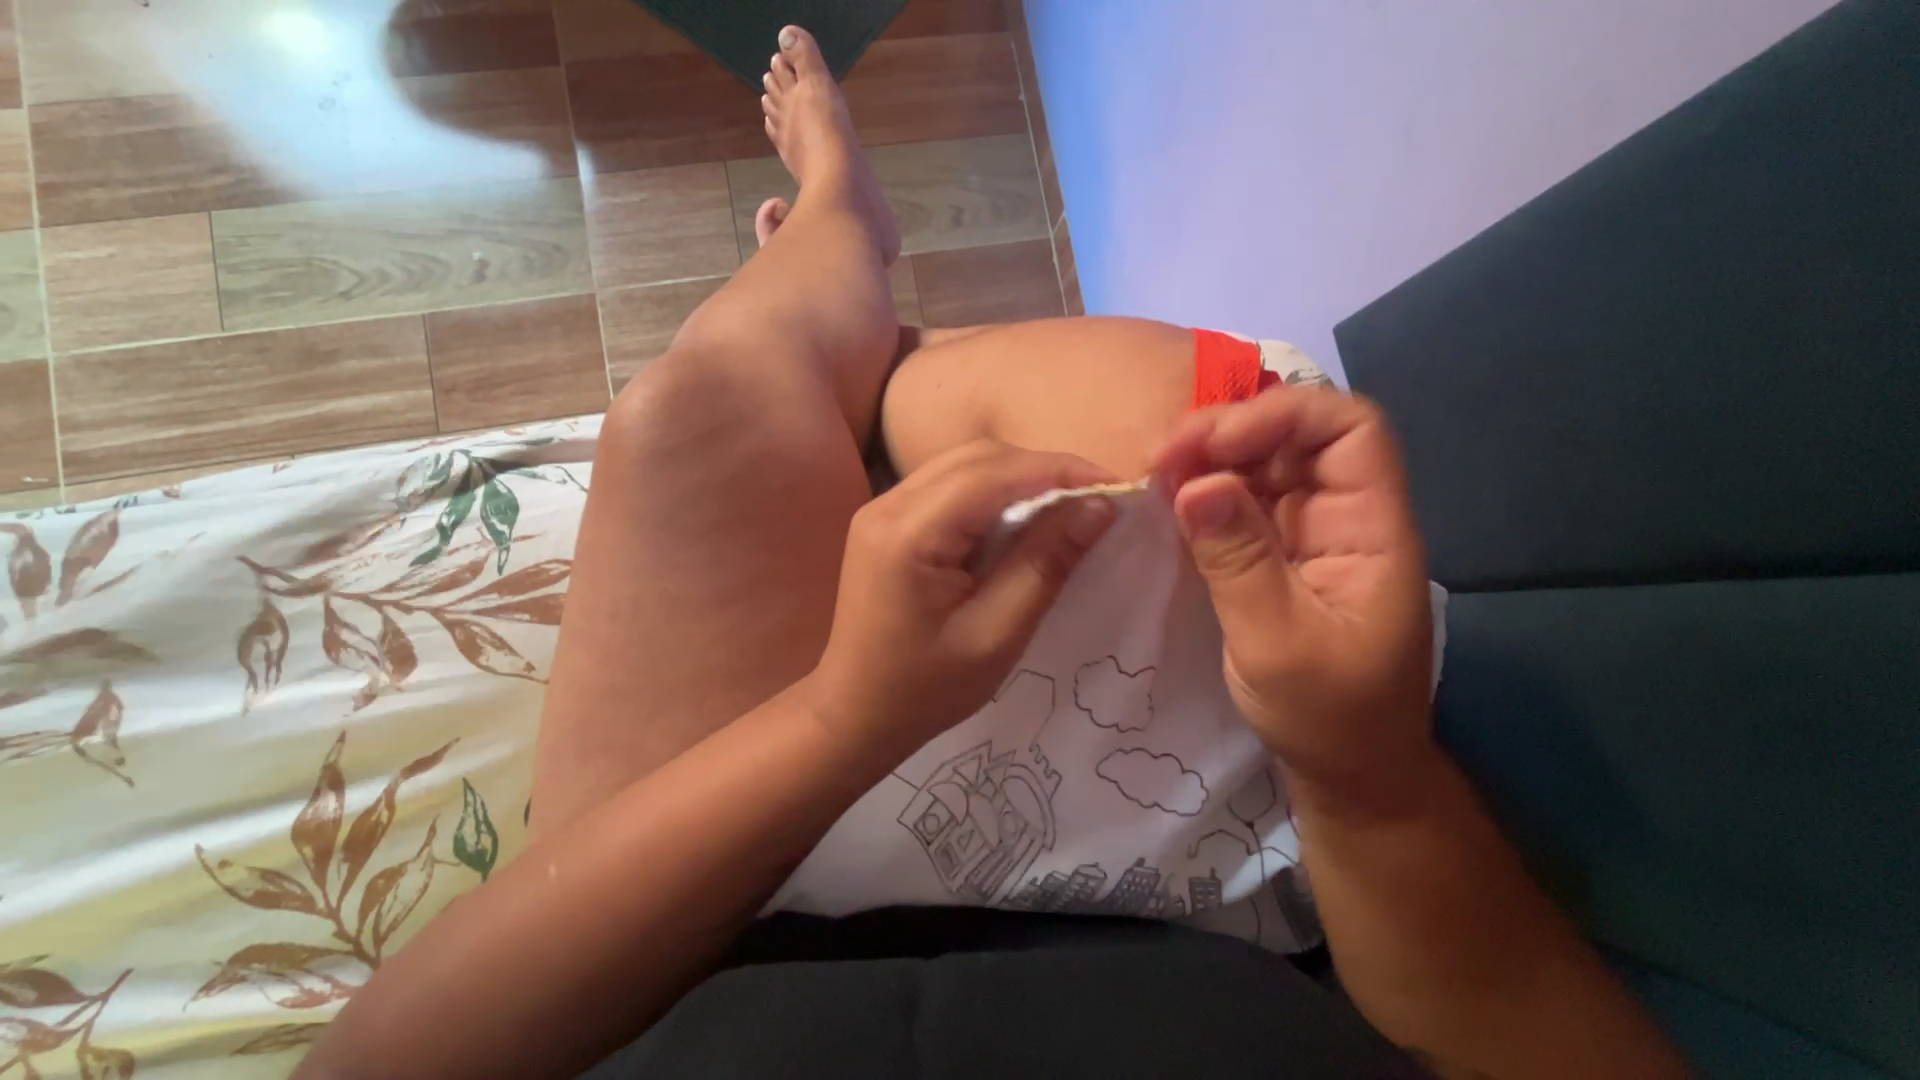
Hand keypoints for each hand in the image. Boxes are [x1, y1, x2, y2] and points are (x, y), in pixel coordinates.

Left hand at [807, 440, 1118, 759]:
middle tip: (1096, 499)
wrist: (856, 712)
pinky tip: (1022, 519)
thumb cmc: (926, 689)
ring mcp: (881, 509)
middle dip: (1043, 469)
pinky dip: (993, 492)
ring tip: (1068, 507)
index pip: (993, 474)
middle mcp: (888, 506)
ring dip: (1019, 477)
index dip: (1059, 471)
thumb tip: (1098, 507)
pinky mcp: (887, 521)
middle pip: (978, 458)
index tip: (1116, 487)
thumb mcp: (996, 635)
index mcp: (909, 533)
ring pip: (964, 465)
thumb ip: (1044, 564)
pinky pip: (949, 486)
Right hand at [1153, 386, 1436, 798]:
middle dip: (1230, 432)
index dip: (1282, 416)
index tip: (1211, 447)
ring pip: (1264, 463)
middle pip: (1298, 435)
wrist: (1347, 769)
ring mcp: (1308, 533)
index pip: (1349, 429)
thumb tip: (1193, 482)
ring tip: (1155, 474)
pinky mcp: (1277, 554)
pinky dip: (1204, 492)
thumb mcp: (1276, 644)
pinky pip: (1241, 501)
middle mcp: (1343, 516)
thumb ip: (1238, 561)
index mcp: (1371, 529)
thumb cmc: (1328, 714)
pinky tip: (1168, 501)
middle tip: (1162, 458)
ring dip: (1209, 458)